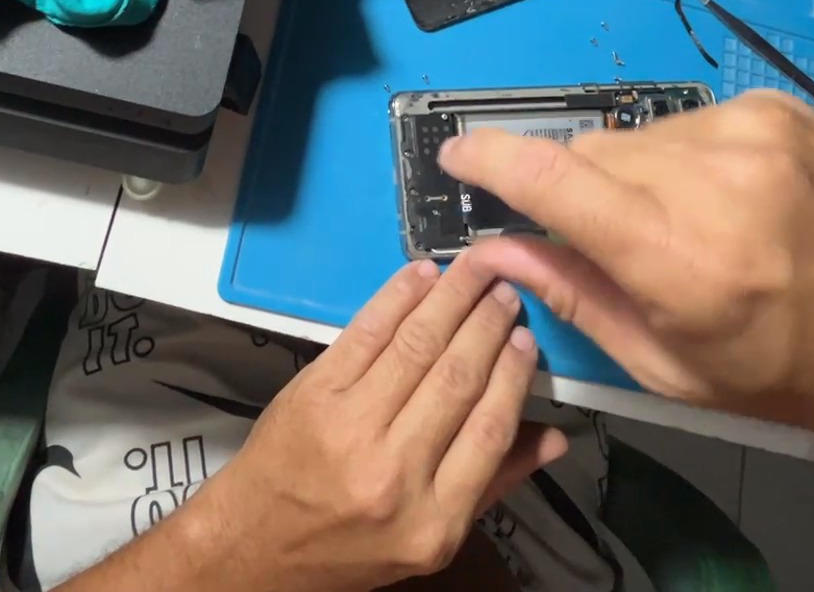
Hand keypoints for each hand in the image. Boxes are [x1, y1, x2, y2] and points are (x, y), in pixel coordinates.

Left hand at [184, 256, 568, 591]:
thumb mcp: (430, 538)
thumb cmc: (351, 542)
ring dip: (450, 300)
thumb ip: (493, 484)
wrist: (259, 539)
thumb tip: (554, 437)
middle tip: (507, 290)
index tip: (527, 336)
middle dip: (486, 324)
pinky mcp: (316, 390)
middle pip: (455, 379)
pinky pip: (366, 332)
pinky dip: (397, 298)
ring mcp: (350, 425)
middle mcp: (395, 471)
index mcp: (434, 519)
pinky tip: (421, 275)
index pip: (489, 429)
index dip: (512, 374)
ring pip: (415, 347)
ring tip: (475, 271)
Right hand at [438, 92, 813, 464]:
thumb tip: (497, 249)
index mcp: (684, 257)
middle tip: (604, 237)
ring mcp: (748, 129)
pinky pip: (681, 125)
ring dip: (625, 176)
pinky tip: (725, 198)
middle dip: (568, 189)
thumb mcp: (680, 370)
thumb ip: (576, 297)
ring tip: (681, 225)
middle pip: (583, 155)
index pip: (551, 181)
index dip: (488, 159)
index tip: (456, 155)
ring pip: (629, 139)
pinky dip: (675, 159)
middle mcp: (711, 176)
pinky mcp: (774, 106)